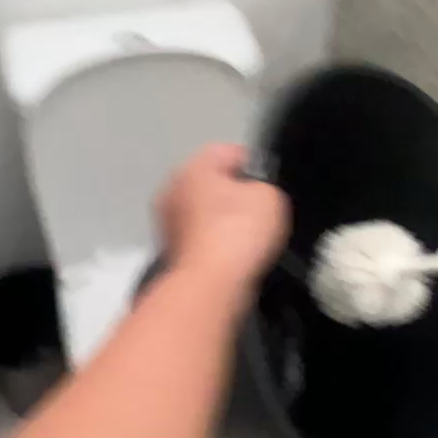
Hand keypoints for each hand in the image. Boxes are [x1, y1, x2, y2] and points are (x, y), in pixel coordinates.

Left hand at [156, 144, 290, 288]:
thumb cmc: (239, 232)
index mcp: (193, 166)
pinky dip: (214, 244)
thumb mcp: (271, 197)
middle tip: (260, 213)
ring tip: (248, 238)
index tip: (270, 187)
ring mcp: (166, 221)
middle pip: (213, 183)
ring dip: (222, 221)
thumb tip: (255, 193)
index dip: (257, 167)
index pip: (231, 152)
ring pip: (204, 211)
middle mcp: (172, 188)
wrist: (211, 285)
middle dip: (235, 195)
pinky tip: (232, 255)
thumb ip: (264, 186)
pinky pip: (200, 238)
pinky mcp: (170, 250)